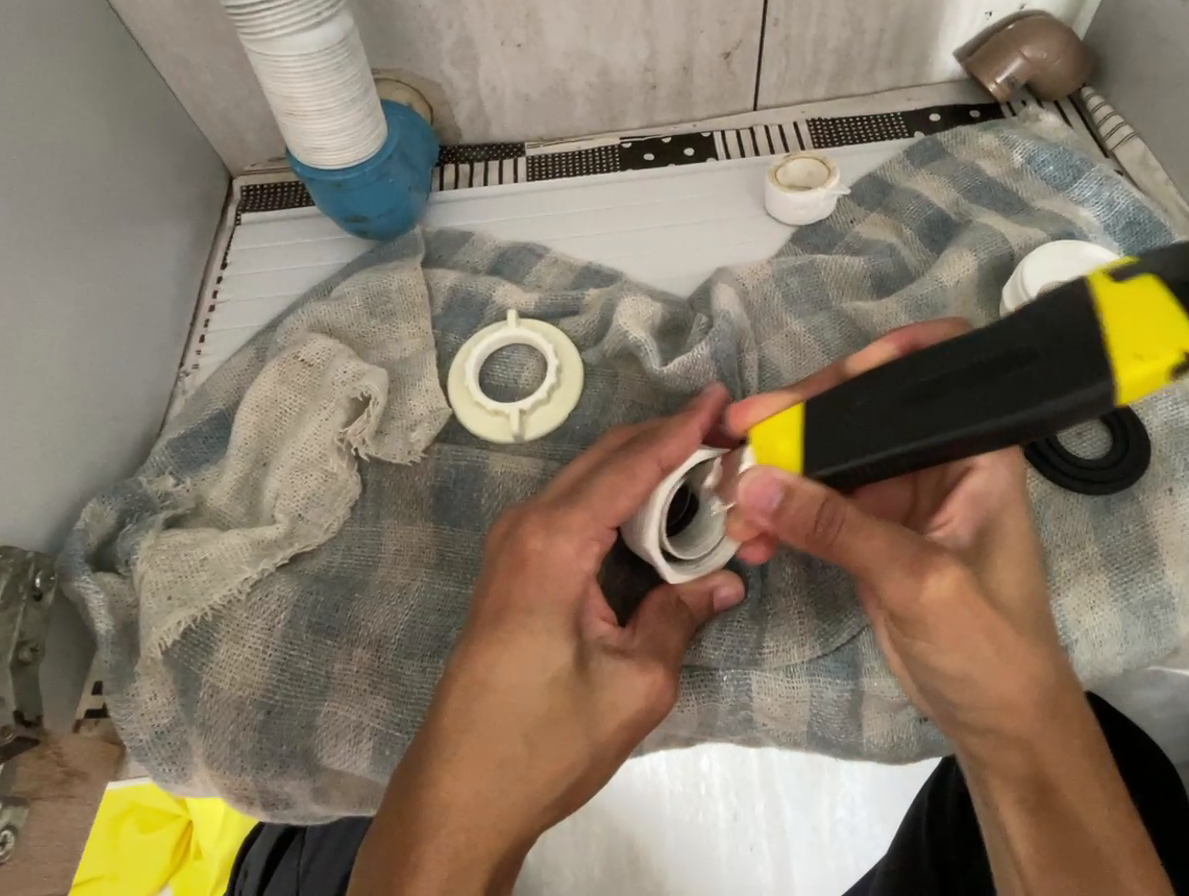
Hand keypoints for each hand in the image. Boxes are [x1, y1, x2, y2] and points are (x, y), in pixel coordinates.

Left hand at [350, 385, 745, 895]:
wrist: (461, 791)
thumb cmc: (546, 738)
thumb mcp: (634, 683)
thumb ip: (680, 617)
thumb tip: (726, 580)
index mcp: (555, 540)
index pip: (630, 465)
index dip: (680, 430)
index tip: (720, 397)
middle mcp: (528, 524)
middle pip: (605, 459)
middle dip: (664, 438)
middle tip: (721, 432)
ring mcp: (513, 543)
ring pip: (588, 480)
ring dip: (641, 467)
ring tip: (699, 464)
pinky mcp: (513, 566)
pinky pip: (574, 509)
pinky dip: (618, 498)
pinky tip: (654, 510)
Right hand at [725, 322, 1174, 893]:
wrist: (994, 722)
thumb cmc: (990, 644)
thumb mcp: (917, 580)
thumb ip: (835, 528)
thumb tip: (752, 481)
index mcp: (974, 452)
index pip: (942, 372)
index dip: (897, 353)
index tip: (835, 375)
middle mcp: (932, 460)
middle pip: (861, 411)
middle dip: (798, 420)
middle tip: (739, 431)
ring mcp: (894, 494)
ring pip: (825, 457)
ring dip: (775, 472)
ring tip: (730, 499)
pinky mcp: (864, 528)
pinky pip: (810, 504)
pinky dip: (777, 514)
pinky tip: (749, 536)